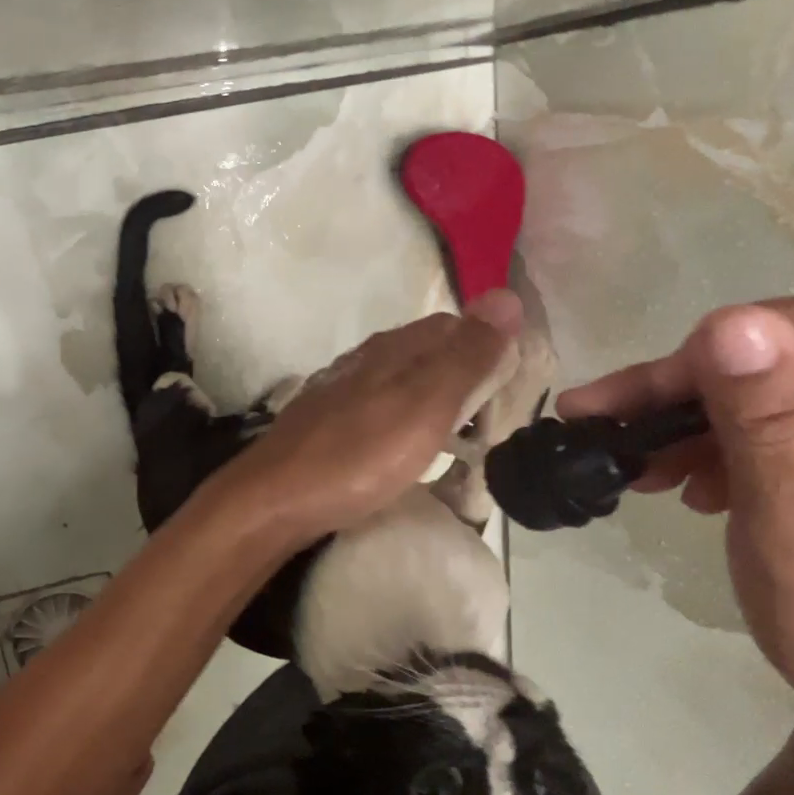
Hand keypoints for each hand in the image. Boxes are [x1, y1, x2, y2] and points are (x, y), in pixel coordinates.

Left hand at [207, 289, 521, 545]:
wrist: (276, 498)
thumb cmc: (358, 455)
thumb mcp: (425, 404)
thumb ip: (464, 357)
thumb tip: (506, 296)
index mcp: (388, 349)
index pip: (450, 326)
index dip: (487, 345)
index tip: (517, 383)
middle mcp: (360, 362)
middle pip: (423, 353)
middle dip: (462, 374)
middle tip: (494, 417)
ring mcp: (336, 394)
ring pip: (397, 382)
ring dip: (431, 400)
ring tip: (458, 436)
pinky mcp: (323, 426)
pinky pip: (375, 411)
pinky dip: (402, 423)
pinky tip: (405, 447)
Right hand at [560, 286, 793, 794]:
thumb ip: (773, 426)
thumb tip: (729, 323)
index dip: (731, 341)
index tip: (641, 391)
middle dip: (689, 385)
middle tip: (598, 417)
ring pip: (777, 390)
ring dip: (692, 418)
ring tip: (630, 462)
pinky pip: (785, 429)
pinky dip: (718, 446)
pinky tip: (685, 483)